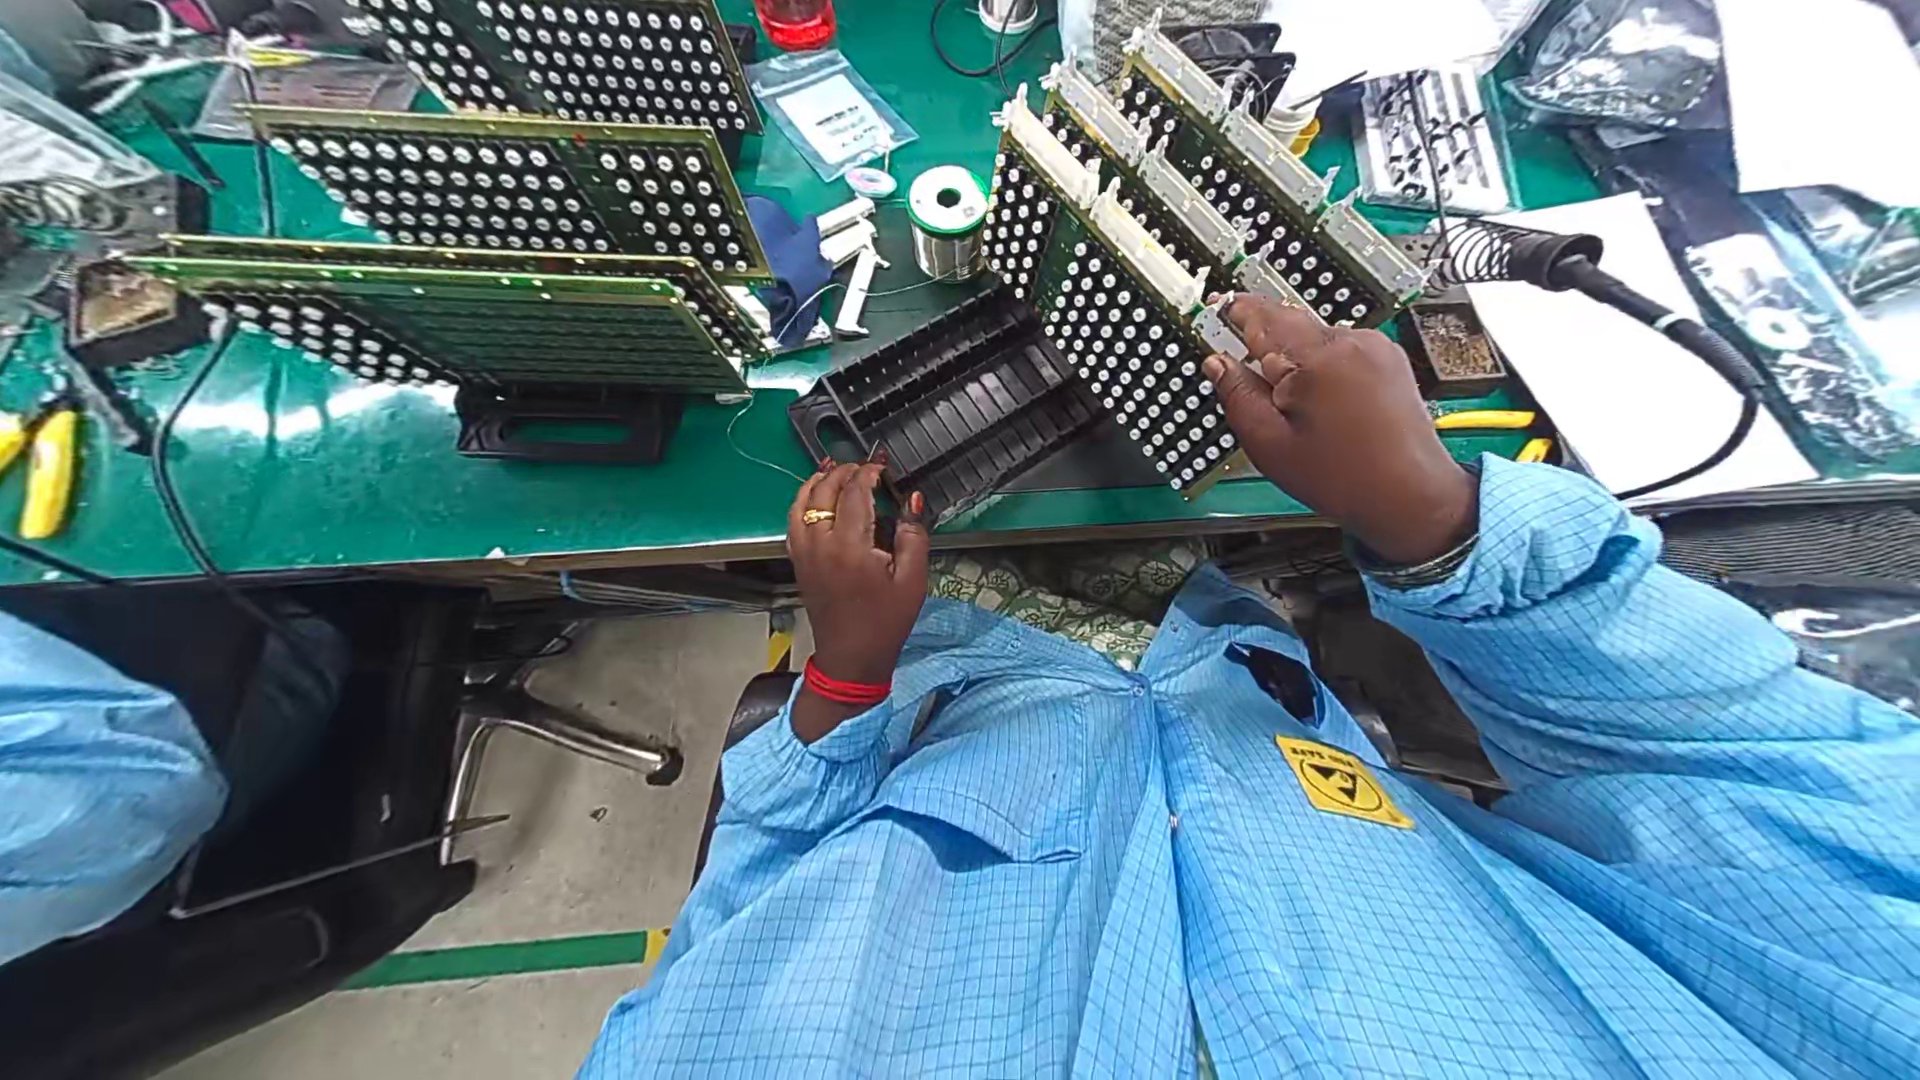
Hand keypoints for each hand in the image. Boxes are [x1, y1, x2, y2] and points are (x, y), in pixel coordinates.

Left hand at [787, 458, 928, 687]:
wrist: (852, 657)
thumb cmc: (886, 621)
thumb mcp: (913, 579)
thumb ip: (913, 534)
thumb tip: (911, 497)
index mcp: (850, 546)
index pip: (854, 493)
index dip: (868, 473)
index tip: (882, 466)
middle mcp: (820, 544)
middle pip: (824, 491)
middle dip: (844, 471)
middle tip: (864, 466)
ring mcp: (804, 552)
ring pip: (802, 502)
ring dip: (818, 480)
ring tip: (835, 468)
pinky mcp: (798, 561)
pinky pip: (793, 520)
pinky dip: (803, 500)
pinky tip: (815, 496)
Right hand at [1204, 297, 1476, 564]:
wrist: (1406, 493)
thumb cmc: (1340, 476)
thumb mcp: (1268, 442)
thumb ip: (1237, 395)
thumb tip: (1216, 363)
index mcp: (1318, 360)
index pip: (1263, 319)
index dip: (1235, 312)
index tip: (1217, 306)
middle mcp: (1351, 343)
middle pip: (1289, 322)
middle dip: (1259, 334)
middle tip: (1233, 348)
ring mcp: (1374, 348)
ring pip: (1312, 336)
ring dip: (1287, 353)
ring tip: (1275, 391)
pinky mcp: (1386, 360)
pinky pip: (1336, 348)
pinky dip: (1314, 362)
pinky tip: (1306, 393)